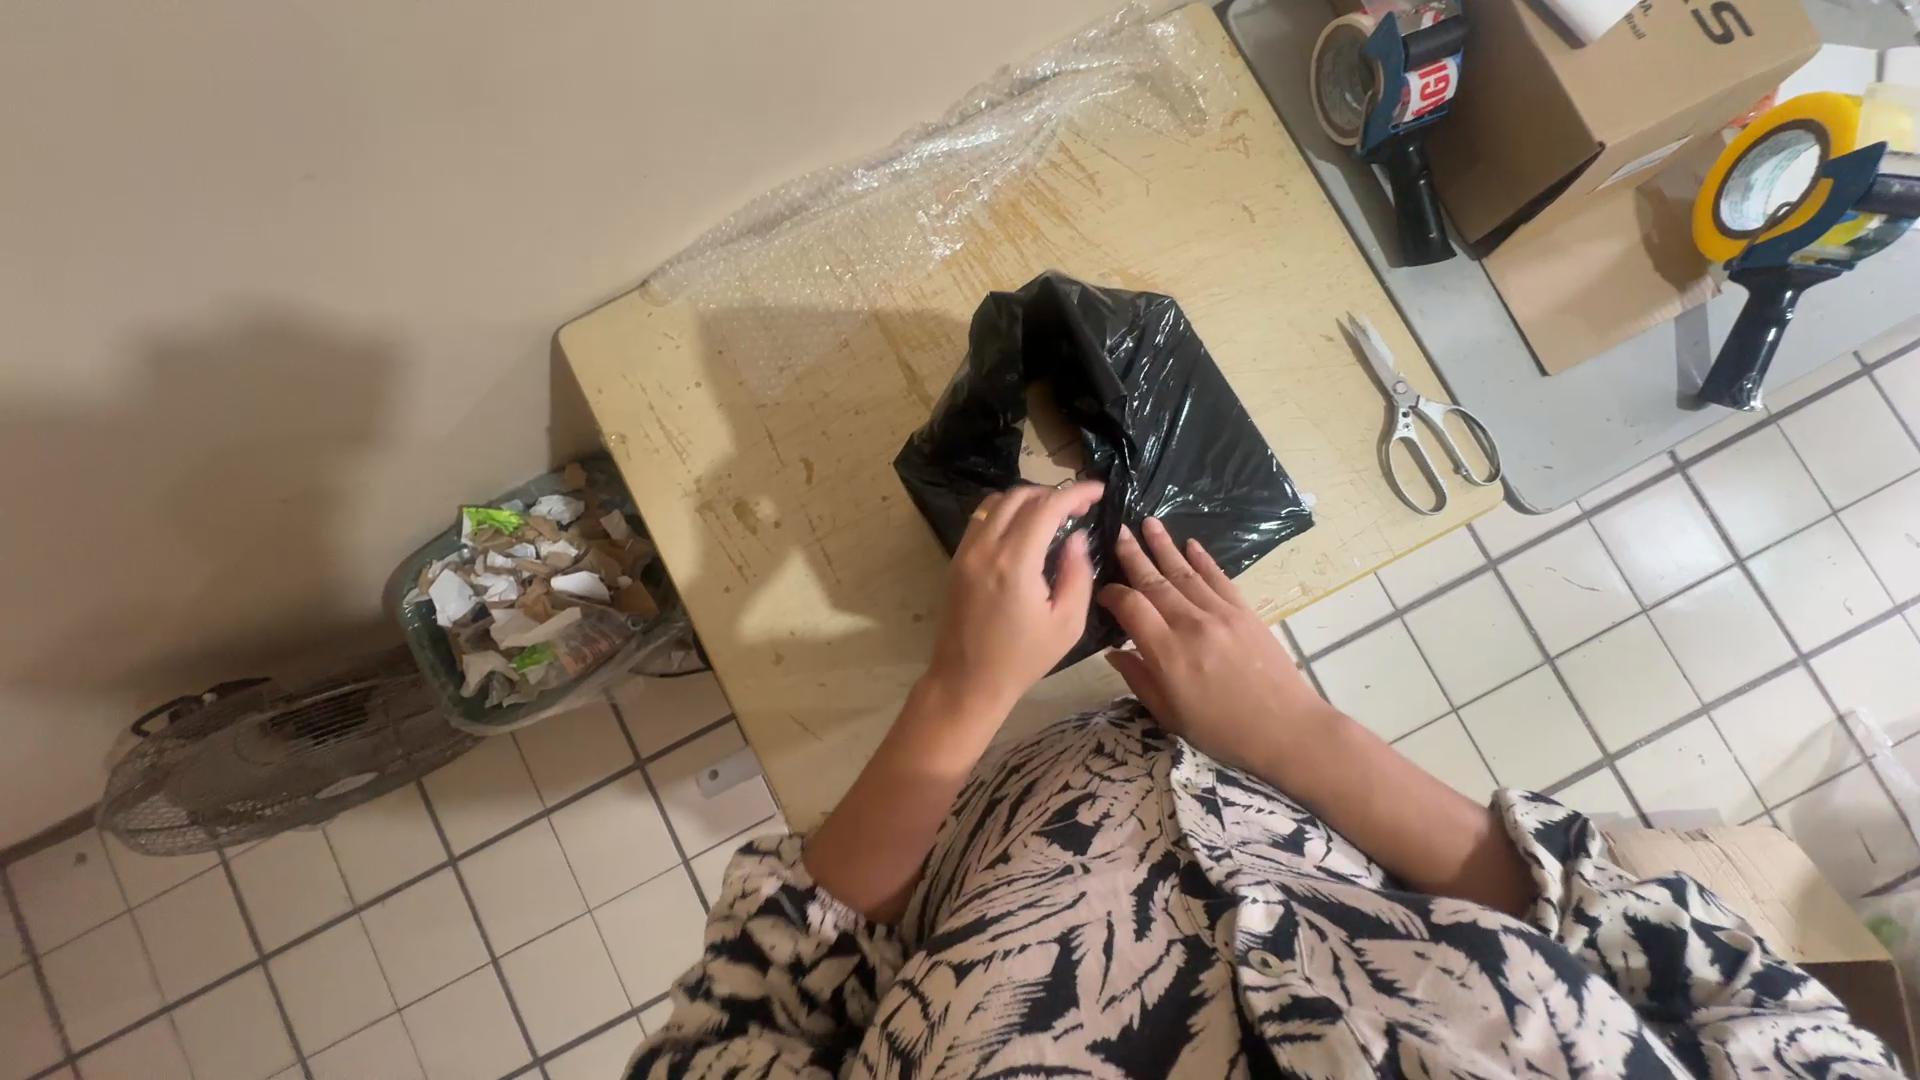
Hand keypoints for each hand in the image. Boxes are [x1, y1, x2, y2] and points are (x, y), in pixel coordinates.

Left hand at [925, 481, 1103, 712]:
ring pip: (996, 503)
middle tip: (1078, 508)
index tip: (1098, 492)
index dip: (1075, 493)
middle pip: (1019, 496)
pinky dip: (1005, 513)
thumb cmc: (1022, 658)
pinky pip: (981, 520)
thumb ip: (1077, 573)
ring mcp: (965, 552)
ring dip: (1027, 500)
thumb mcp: (1067, 623)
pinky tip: (1024, 531)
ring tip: (1053, 516)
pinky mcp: (956, 560)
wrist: (966, 681)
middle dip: (1052, 493)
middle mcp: (985, 548)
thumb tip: (1076, 537)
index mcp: (1014, 563)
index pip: (1046, 507)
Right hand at [1096, 517, 1339, 776]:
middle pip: (1155, 581)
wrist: (1286, 730)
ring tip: (1149, 523)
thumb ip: (1139, 679)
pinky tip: (1191, 544)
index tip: (1102, 590)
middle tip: (1119, 530)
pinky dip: (1203, 560)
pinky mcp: (1244, 612)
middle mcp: (1191, 625)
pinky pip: (1219, 579)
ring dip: (1165, 546)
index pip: (1130, 607)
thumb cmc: (1222, 731)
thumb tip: (1115, 653)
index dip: (1112, 593)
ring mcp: (1220, 614)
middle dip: (1134, 555)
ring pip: (1185, 573)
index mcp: (1167, 653)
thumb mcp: (1169, 714)